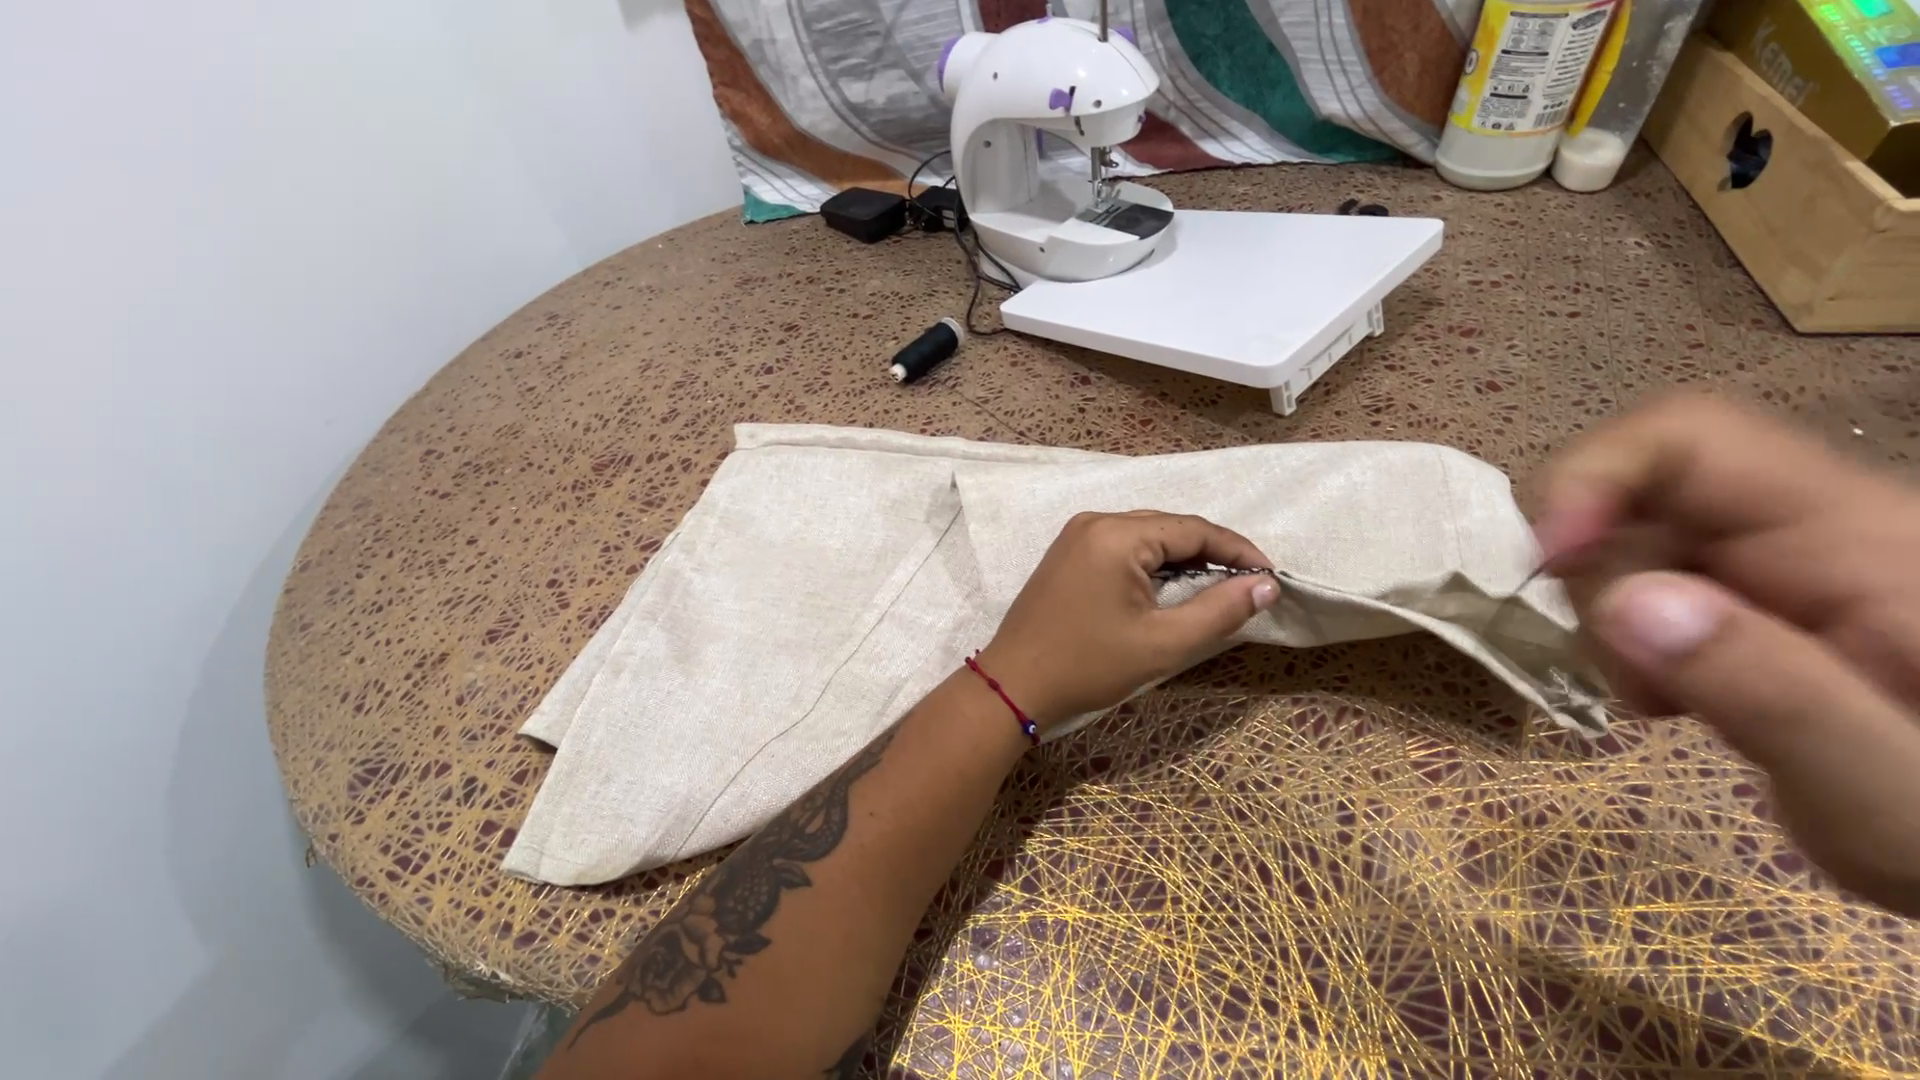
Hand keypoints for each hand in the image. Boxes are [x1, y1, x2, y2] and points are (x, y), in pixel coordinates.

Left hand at [974, 511, 1281, 732]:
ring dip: (1182, 560)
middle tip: (1246, 587)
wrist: (1014, 686)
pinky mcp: (1067, 555)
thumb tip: (1266, 585)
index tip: (1271, 577)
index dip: (1237, 551)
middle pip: (1170, 528)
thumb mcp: (1163, 644)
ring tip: (1215, 590)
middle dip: (1212, 554)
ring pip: (1146, 537)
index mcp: (1117, 535)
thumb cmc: (1089, 665)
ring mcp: (1076, 536)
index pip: (1194, 529)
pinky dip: (1152, 565)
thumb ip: (1220, 610)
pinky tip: (1169, 590)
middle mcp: (1095, 522)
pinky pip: (1122, 548)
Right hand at [1535, 396, 1919, 913]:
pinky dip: (1623, 635)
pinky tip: (1668, 697)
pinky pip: (1645, 580)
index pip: (1690, 440)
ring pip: (1628, 539)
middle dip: (1594, 573)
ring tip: (1660, 702)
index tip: (1546, 563)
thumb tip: (1627, 604)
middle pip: (1638, 491)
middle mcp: (1811, 531)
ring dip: (1606, 615)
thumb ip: (1770, 694)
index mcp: (1861, 543)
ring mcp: (1779, 564)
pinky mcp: (1752, 599)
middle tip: (1629, 674)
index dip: (1593, 476)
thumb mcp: (1883, 792)